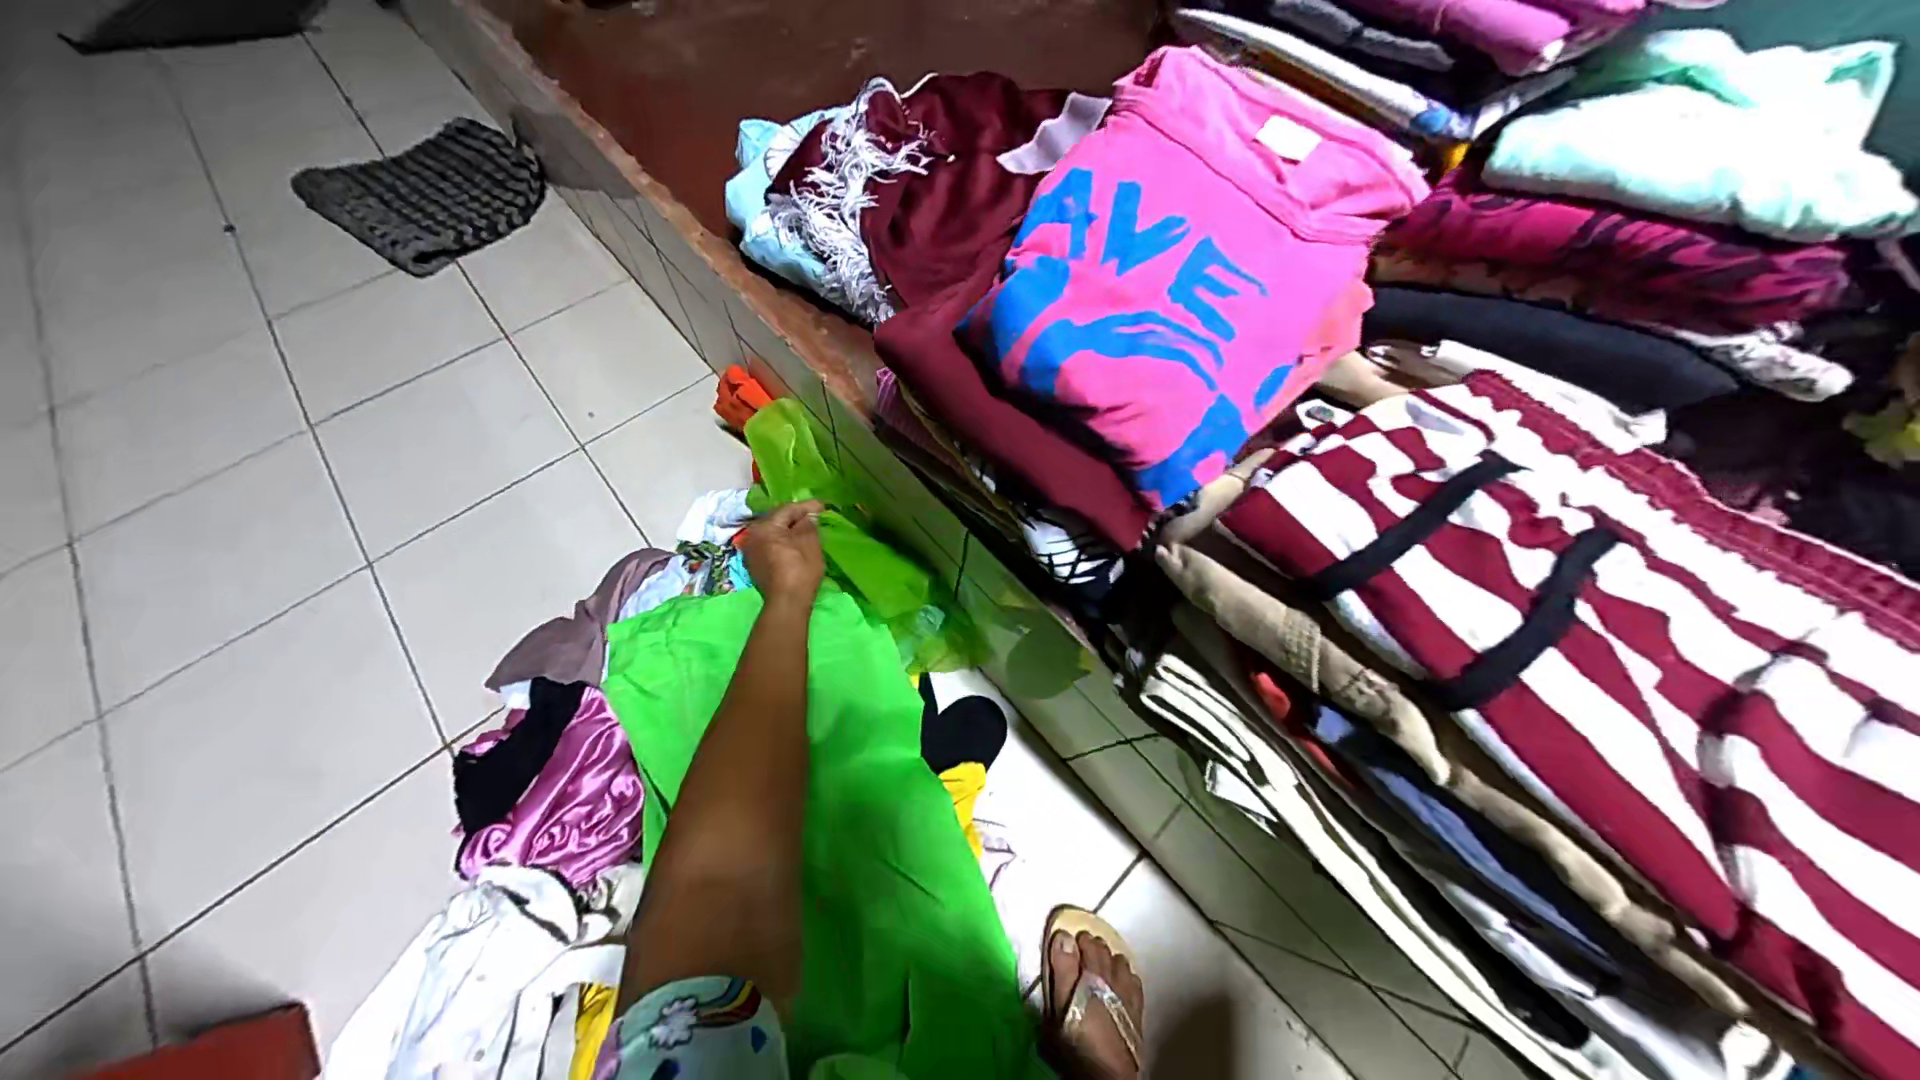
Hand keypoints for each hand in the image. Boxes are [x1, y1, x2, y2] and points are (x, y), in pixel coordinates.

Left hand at [741, 501, 825, 608]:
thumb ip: (808, 524)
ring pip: (772, 533)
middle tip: (814, 515)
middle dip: (795, 517)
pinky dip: (781, 542)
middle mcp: (752, 536)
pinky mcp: (754, 565)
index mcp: (765, 527)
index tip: (823, 506)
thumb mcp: (810, 543)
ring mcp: (751, 552)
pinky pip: (769, 545)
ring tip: (805, 529)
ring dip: (788, 530)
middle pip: (777, 520)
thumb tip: (808, 516)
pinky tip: (793, 544)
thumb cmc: (800, 570)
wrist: (787, 603)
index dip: (807, 507)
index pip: (787, 510)